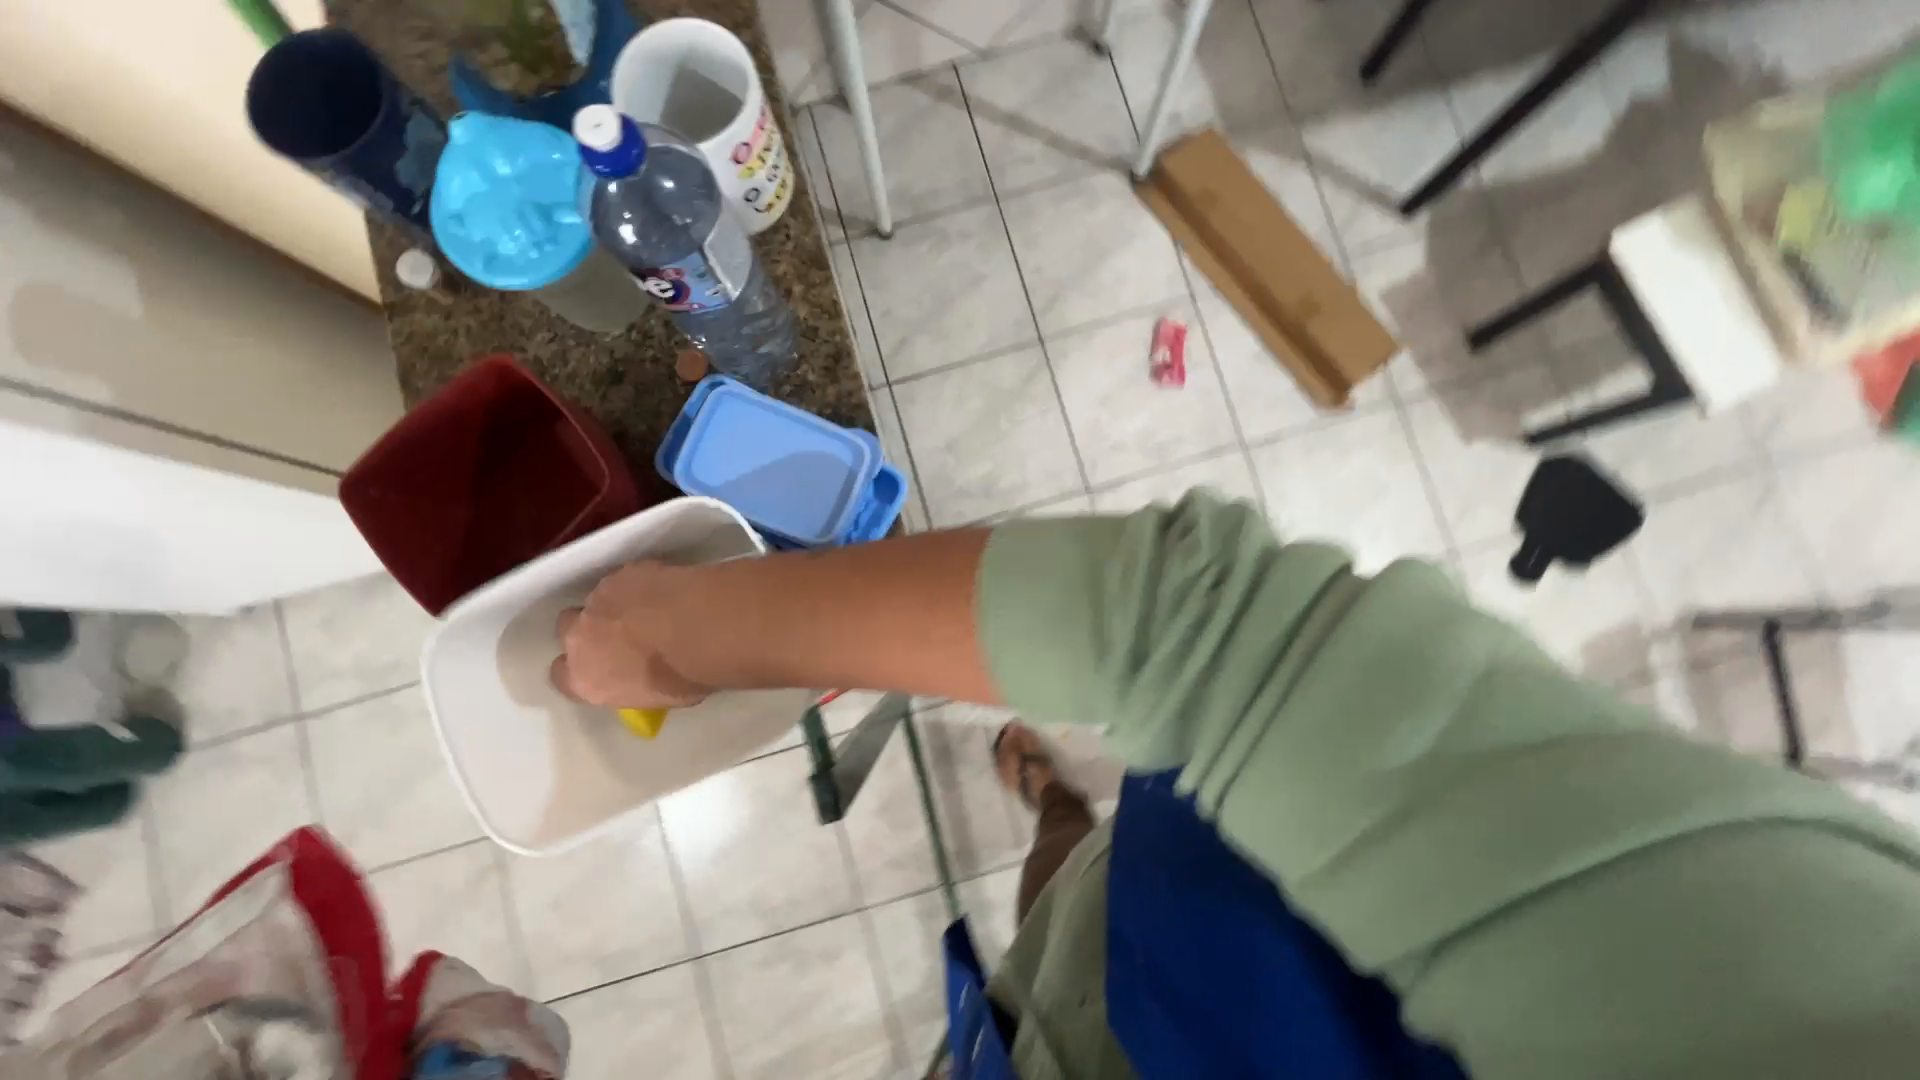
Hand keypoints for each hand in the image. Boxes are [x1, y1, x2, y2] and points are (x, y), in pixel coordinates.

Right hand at [549, 562, 711, 709]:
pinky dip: (640, 584)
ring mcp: (599, 599)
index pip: (561, 676)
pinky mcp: (623, 572)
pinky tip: (663, 589)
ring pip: (596, 599)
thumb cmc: (685, 676)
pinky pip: (625, 578)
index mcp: (584, 678)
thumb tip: (640, 674)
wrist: (702, 629)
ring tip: (648, 607)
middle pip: (568, 628)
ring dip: (615, 604)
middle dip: (589, 629)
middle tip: (619, 631)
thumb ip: (634, 683)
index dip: (580, 669)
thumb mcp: (657, 697)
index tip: (599, 666)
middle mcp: (580, 636)